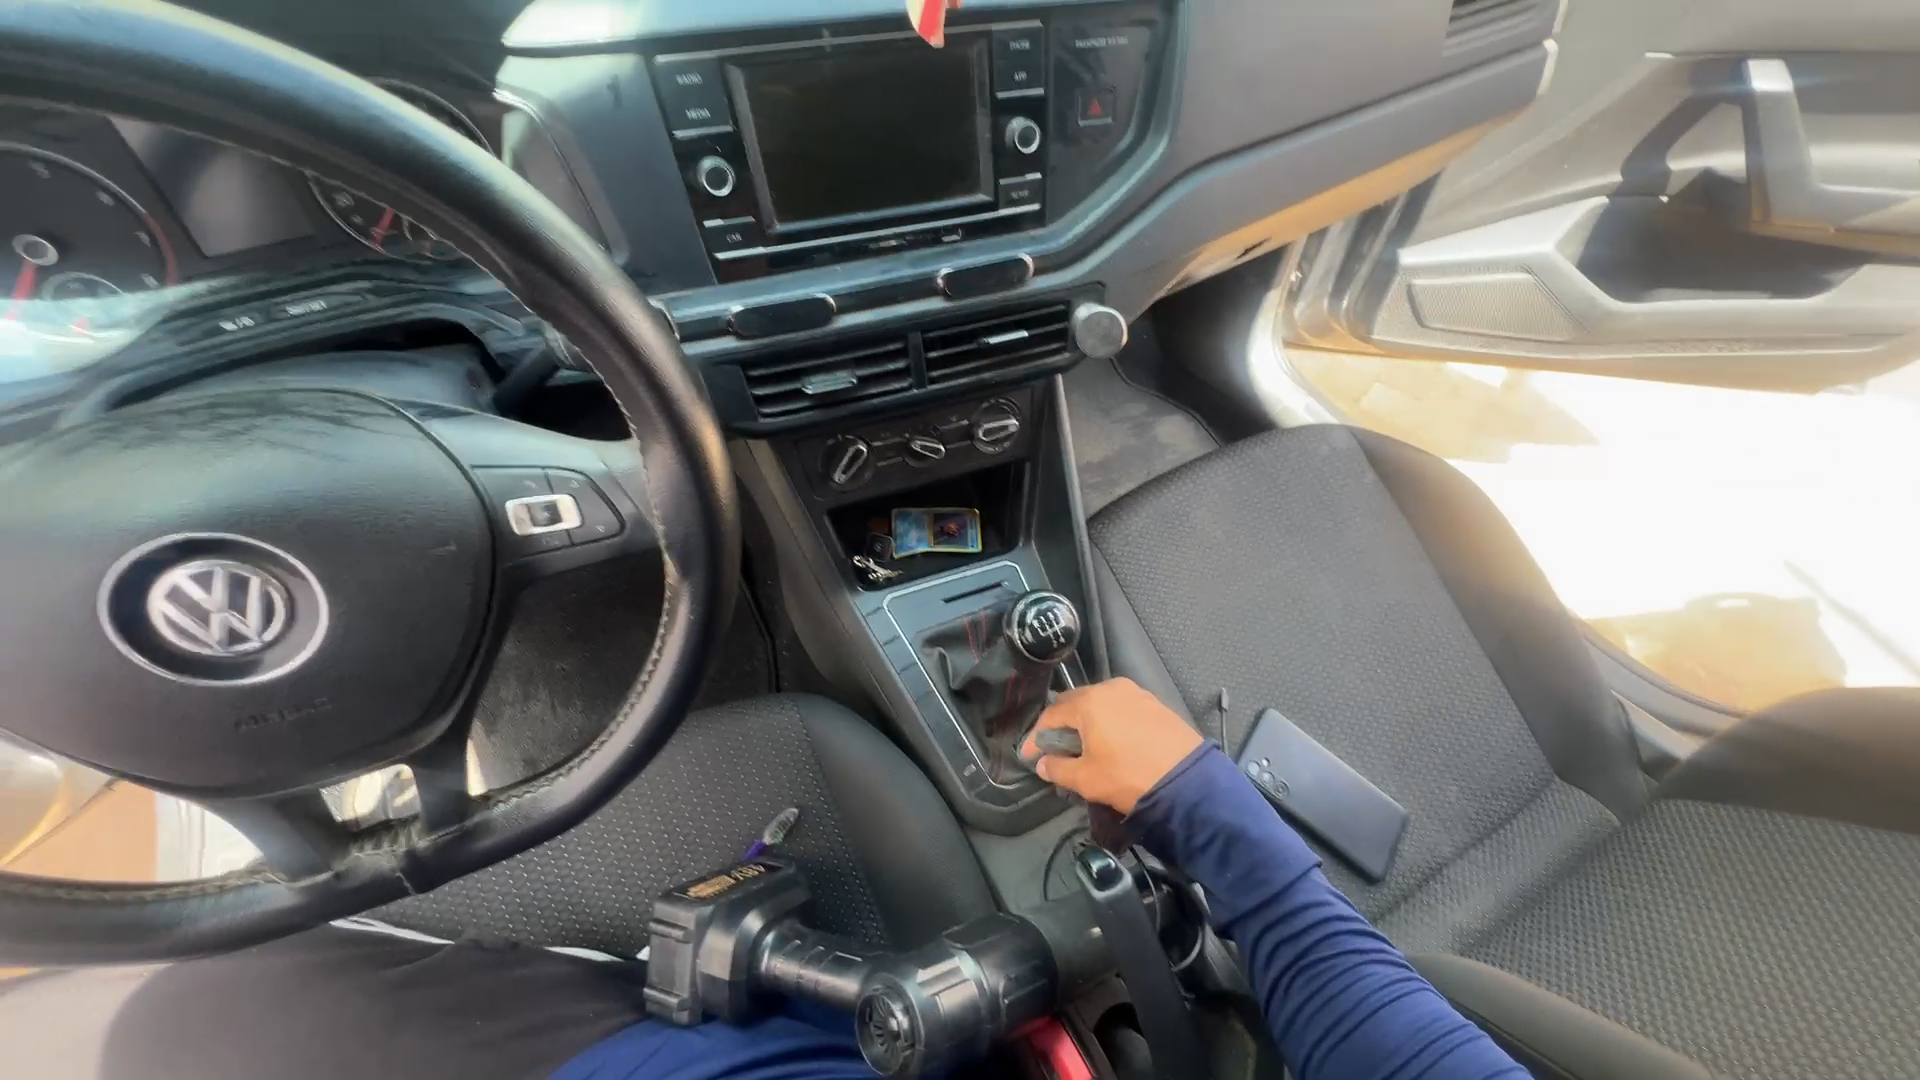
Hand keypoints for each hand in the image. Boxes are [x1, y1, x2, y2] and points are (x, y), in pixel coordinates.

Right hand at [1021, 678, 1202, 813]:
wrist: (1189, 781)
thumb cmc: (1129, 776)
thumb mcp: (1087, 779)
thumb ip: (1058, 769)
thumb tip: (1043, 764)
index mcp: (1089, 702)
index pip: (1052, 715)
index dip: (1037, 737)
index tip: (1030, 756)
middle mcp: (1111, 688)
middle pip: (1075, 703)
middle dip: (1061, 725)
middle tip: (1054, 749)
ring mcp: (1136, 693)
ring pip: (1100, 704)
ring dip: (1086, 722)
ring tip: (1084, 746)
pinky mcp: (1156, 704)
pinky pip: (1122, 708)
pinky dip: (1109, 722)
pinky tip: (1111, 741)